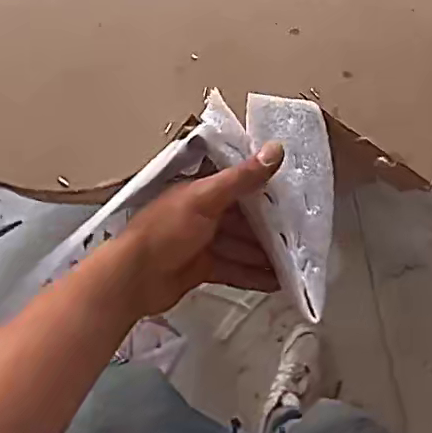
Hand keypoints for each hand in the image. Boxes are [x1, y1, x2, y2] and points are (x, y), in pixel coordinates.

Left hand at [109, 141, 285, 317]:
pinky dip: (253, 274)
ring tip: (293, 262)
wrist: (132, 278)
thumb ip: (242, 177)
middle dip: (270, 228)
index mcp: (202, 189)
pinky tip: (273, 281)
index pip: (240, 184)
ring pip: (242, 245)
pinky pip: (234, 269)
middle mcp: (203, 213)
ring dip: (265, 254)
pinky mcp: (201, 267)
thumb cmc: (160, 231)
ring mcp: (202, 241)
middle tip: (299, 233)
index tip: (292, 194)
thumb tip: (272, 151)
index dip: (266, 189)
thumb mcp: (205, 198)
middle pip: (244, 218)